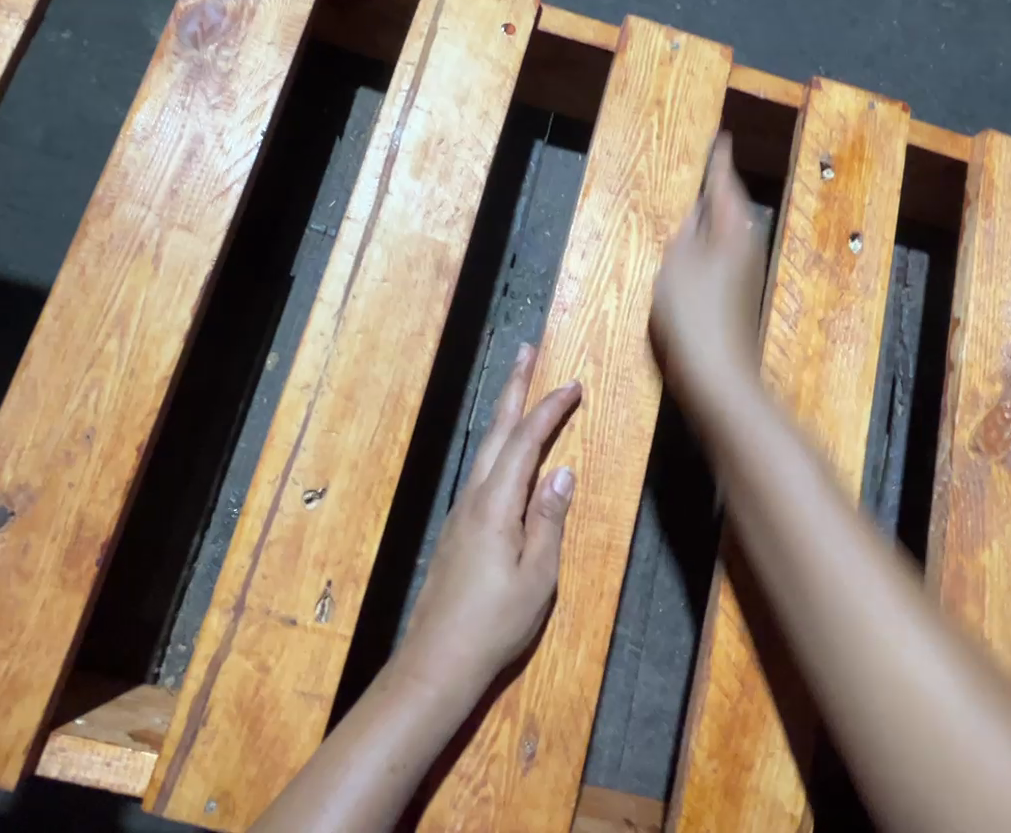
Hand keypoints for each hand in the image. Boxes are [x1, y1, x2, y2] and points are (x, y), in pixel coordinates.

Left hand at [390, 344, 579, 697]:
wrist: (438, 660)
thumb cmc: (495, 622)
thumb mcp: (537, 575)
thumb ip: (548, 519)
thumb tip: (562, 472)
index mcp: (495, 504)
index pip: (525, 442)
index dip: (549, 410)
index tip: (573, 385)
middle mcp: (473, 497)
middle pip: (496, 431)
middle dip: (513, 388)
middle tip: (526, 351)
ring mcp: (461, 511)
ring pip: (486, 449)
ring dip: (504, 414)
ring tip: (519, 388)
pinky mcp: (459, 528)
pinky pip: (483, 471)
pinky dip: (499, 445)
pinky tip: (506, 451)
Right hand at [651, 133, 768, 404]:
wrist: (716, 374)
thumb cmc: (693, 314)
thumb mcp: (675, 265)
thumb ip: (684, 234)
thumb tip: (694, 214)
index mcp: (733, 232)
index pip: (725, 185)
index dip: (720, 162)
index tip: (722, 138)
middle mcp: (746, 249)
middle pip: (730, 210)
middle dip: (717, 190)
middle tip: (705, 168)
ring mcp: (744, 276)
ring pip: (726, 235)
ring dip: (710, 221)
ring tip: (691, 205)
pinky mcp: (736, 299)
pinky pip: (720, 258)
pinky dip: (706, 247)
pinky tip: (689, 255)